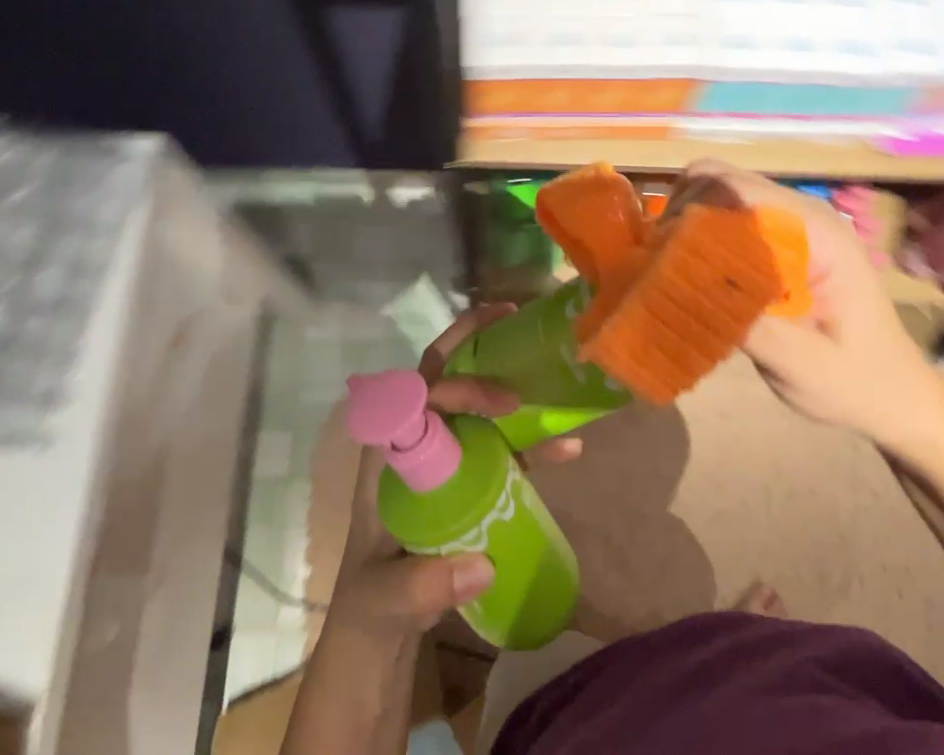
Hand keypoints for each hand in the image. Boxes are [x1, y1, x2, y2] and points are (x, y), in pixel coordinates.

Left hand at [329, 304, 581, 639]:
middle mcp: (416, 445)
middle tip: (511, 318)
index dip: (453, 387)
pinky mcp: (471, 480)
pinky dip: (534, 442)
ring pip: (470, 401)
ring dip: (503, 374)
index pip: (412, 398)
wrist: (387, 625)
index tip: (503, 402)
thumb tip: (480, 564)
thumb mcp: (385, 599)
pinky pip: (502, 448)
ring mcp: (446, 459)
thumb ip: (421, 587)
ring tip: (542, 351)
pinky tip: (570, 444)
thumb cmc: (373, 602)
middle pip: (438, 378)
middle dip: (469, 343)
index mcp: (387, 457)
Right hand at [668, 159, 943, 445]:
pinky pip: (730, 219)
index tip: (662, 254)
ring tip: (668, 269)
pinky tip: (688, 273)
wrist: (893, 397)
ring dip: (687, 223)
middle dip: (682, 213)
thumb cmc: (855, 383)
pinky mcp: (781, 243)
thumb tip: (686, 290)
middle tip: (658, 263)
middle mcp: (804, 216)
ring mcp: (793, 226)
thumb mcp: (802, 366)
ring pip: (721, 195)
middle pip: (723, 180)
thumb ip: (751, 325)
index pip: (740, 190)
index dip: (692, 210)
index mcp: (817, 234)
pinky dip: (700, 236)